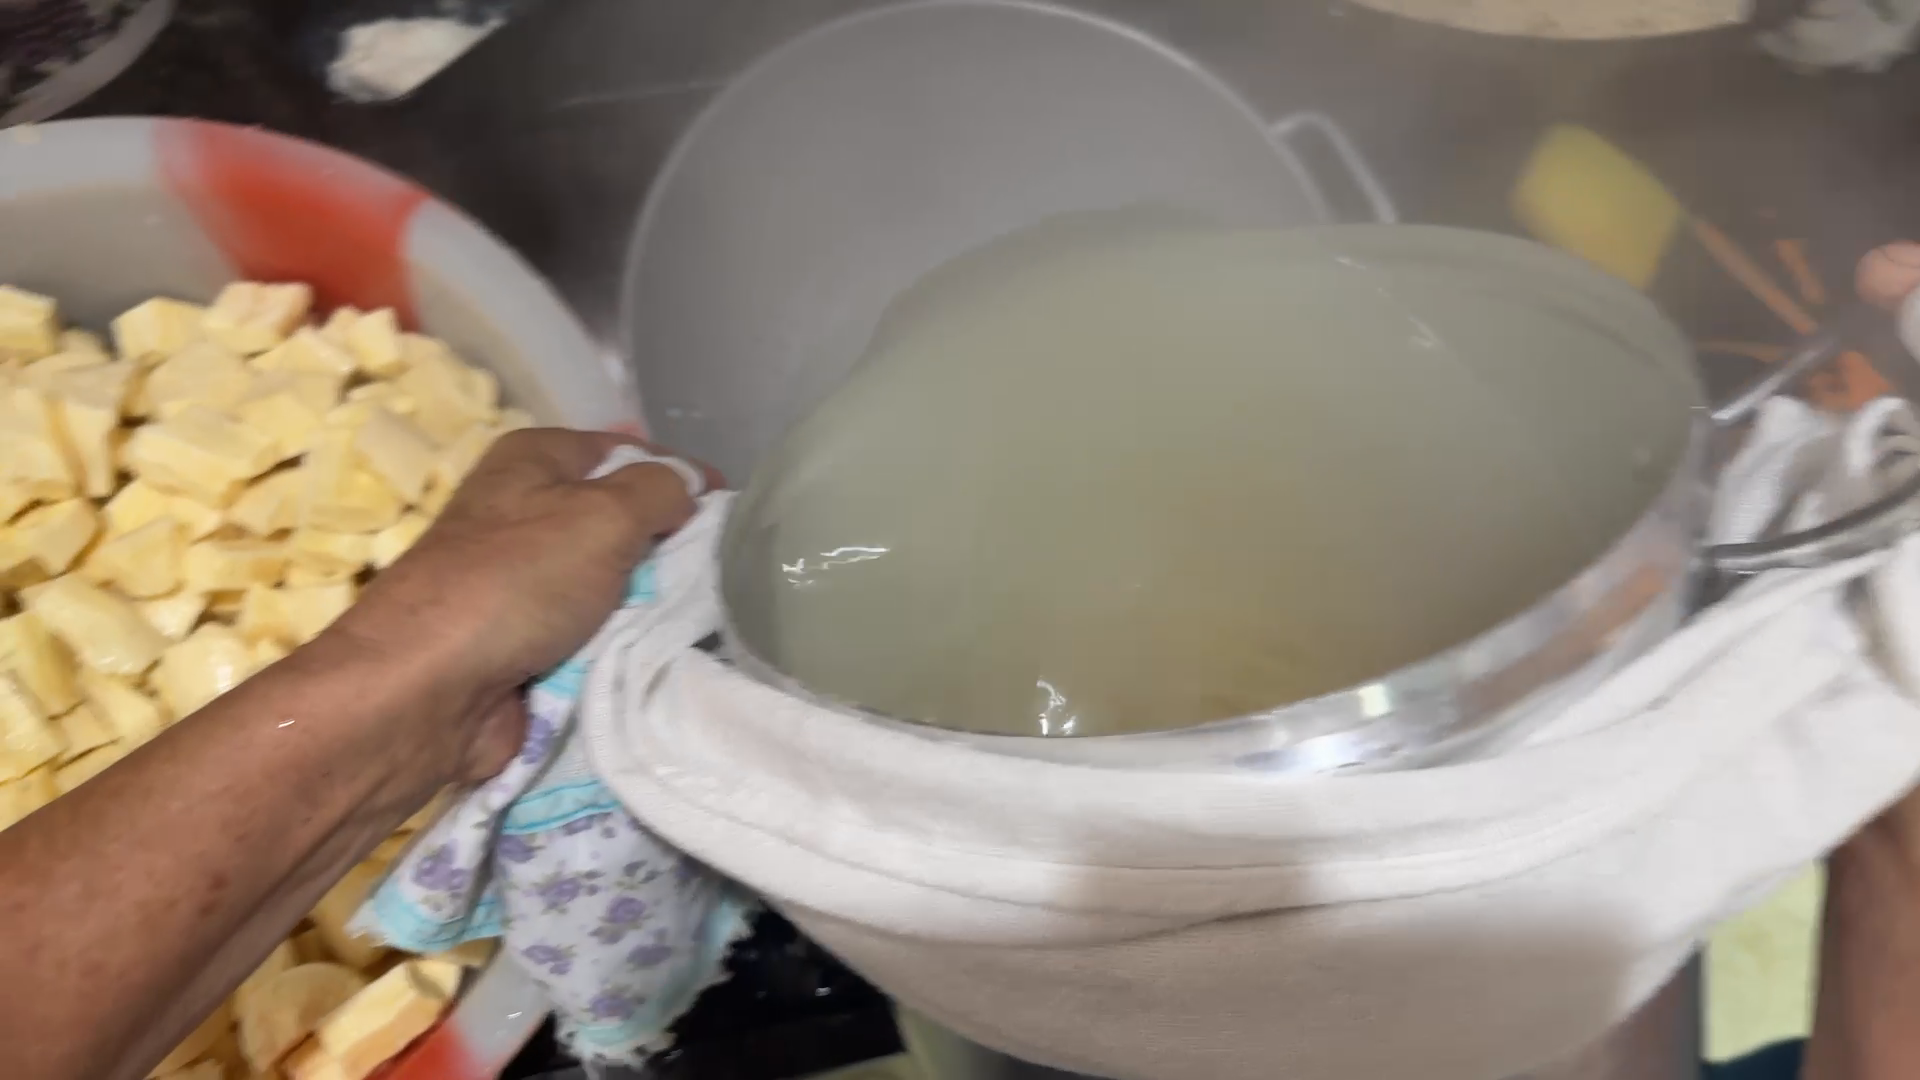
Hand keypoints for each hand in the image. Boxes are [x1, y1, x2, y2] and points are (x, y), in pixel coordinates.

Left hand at [325, 428, 718, 783]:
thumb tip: (690, 489)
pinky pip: (598, 615)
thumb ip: (661, 488)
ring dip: (652, 588)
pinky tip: (657, 637)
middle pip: (624, 512)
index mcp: (536, 459)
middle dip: (670, 537)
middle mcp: (528, 507)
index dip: (682, 472)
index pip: (630, 451)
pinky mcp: (529, 625)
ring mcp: (527, 571)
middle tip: (715, 561)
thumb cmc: (519, 581)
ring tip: (696, 603)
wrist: (431, 690)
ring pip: (616, 569)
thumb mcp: (605, 515)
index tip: (729, 506)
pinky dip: (626, 625)